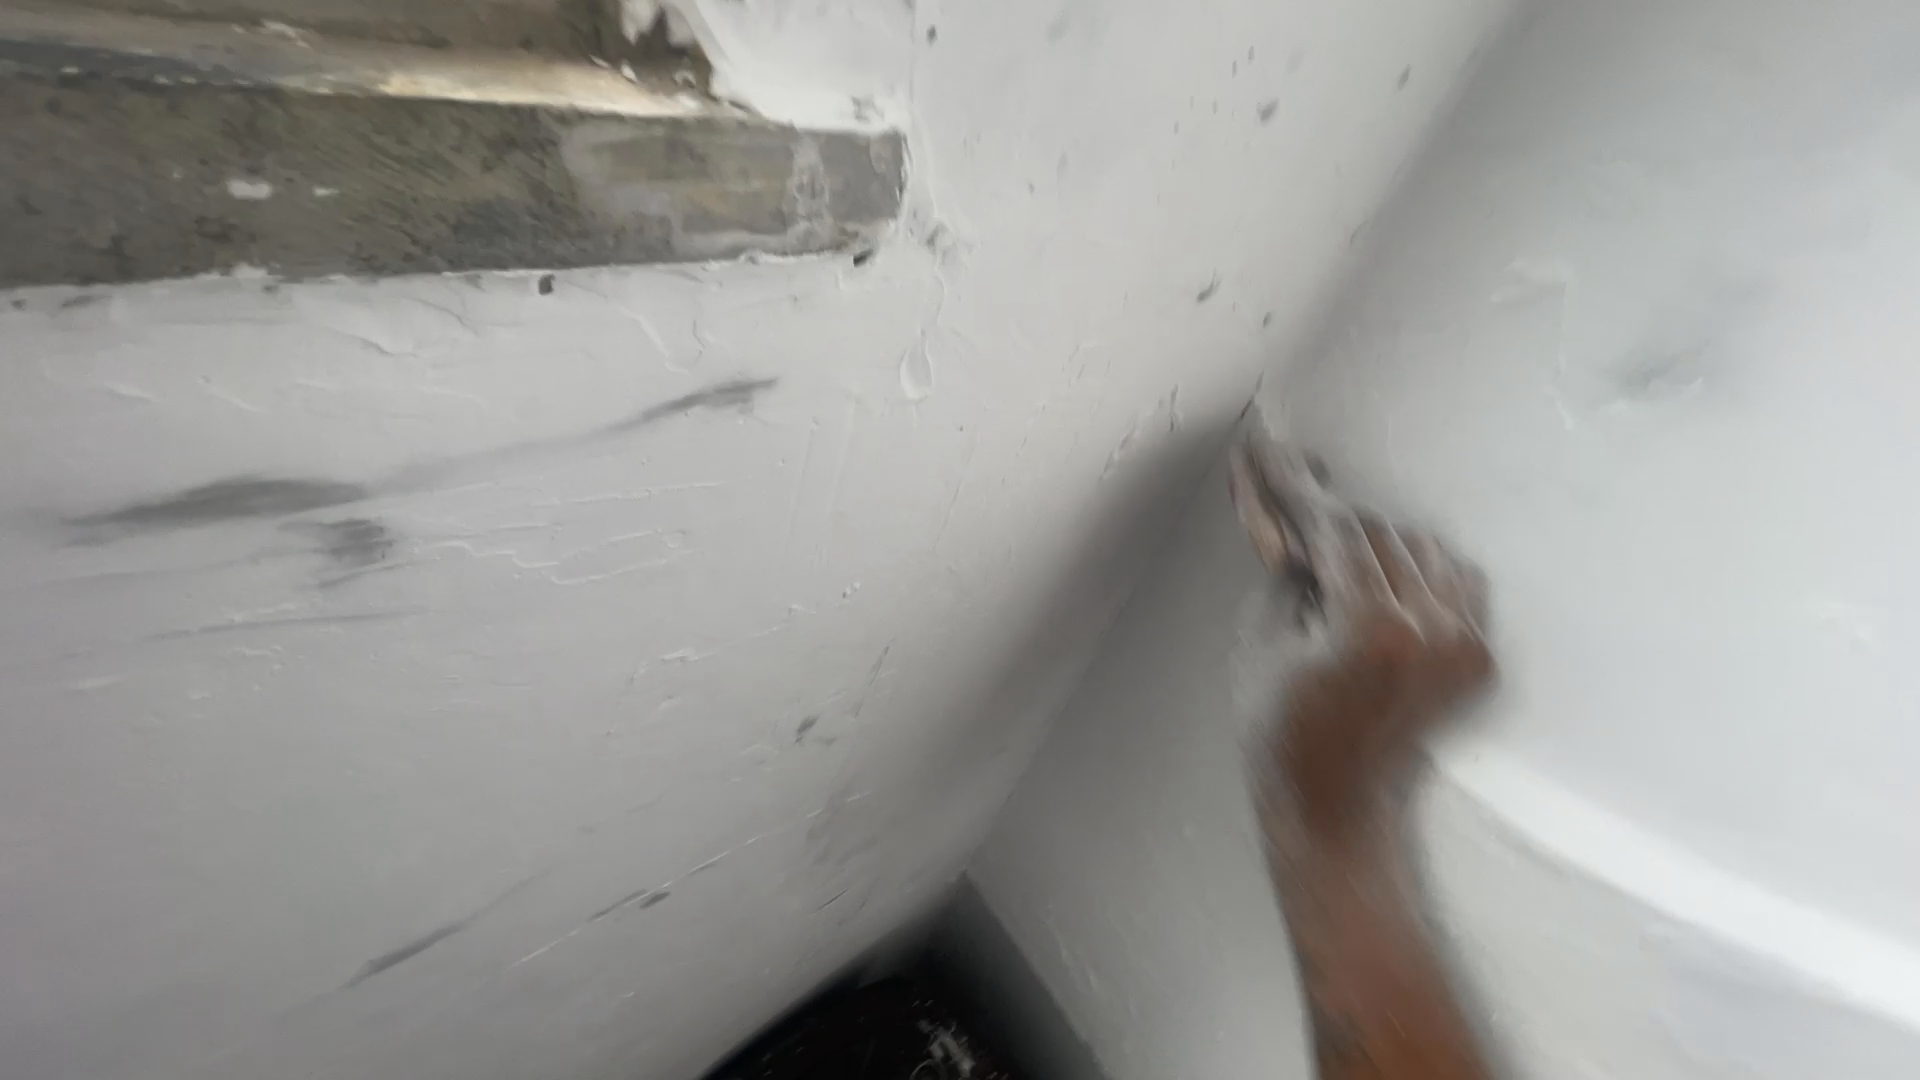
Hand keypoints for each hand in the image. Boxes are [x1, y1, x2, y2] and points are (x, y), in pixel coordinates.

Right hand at [1229, 433, 1492, 839]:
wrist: (1336, 803)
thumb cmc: (1277, 726)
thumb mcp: (1258, 638)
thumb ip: (1279, 565)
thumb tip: (1276, 506)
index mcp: (1371, 628)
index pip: (1333, 528)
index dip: (1293, 483)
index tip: (1265, 447)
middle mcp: (1434, 628)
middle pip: (1376, 531)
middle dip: (1324, 519)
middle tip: (1283, 514)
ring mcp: (1467, 644)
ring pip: (1416, 546)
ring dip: (1366, 542)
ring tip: (1327, 564)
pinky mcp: (1480, 657)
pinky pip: (1452, 578)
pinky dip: (1410, 566)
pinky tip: (1377, 580)